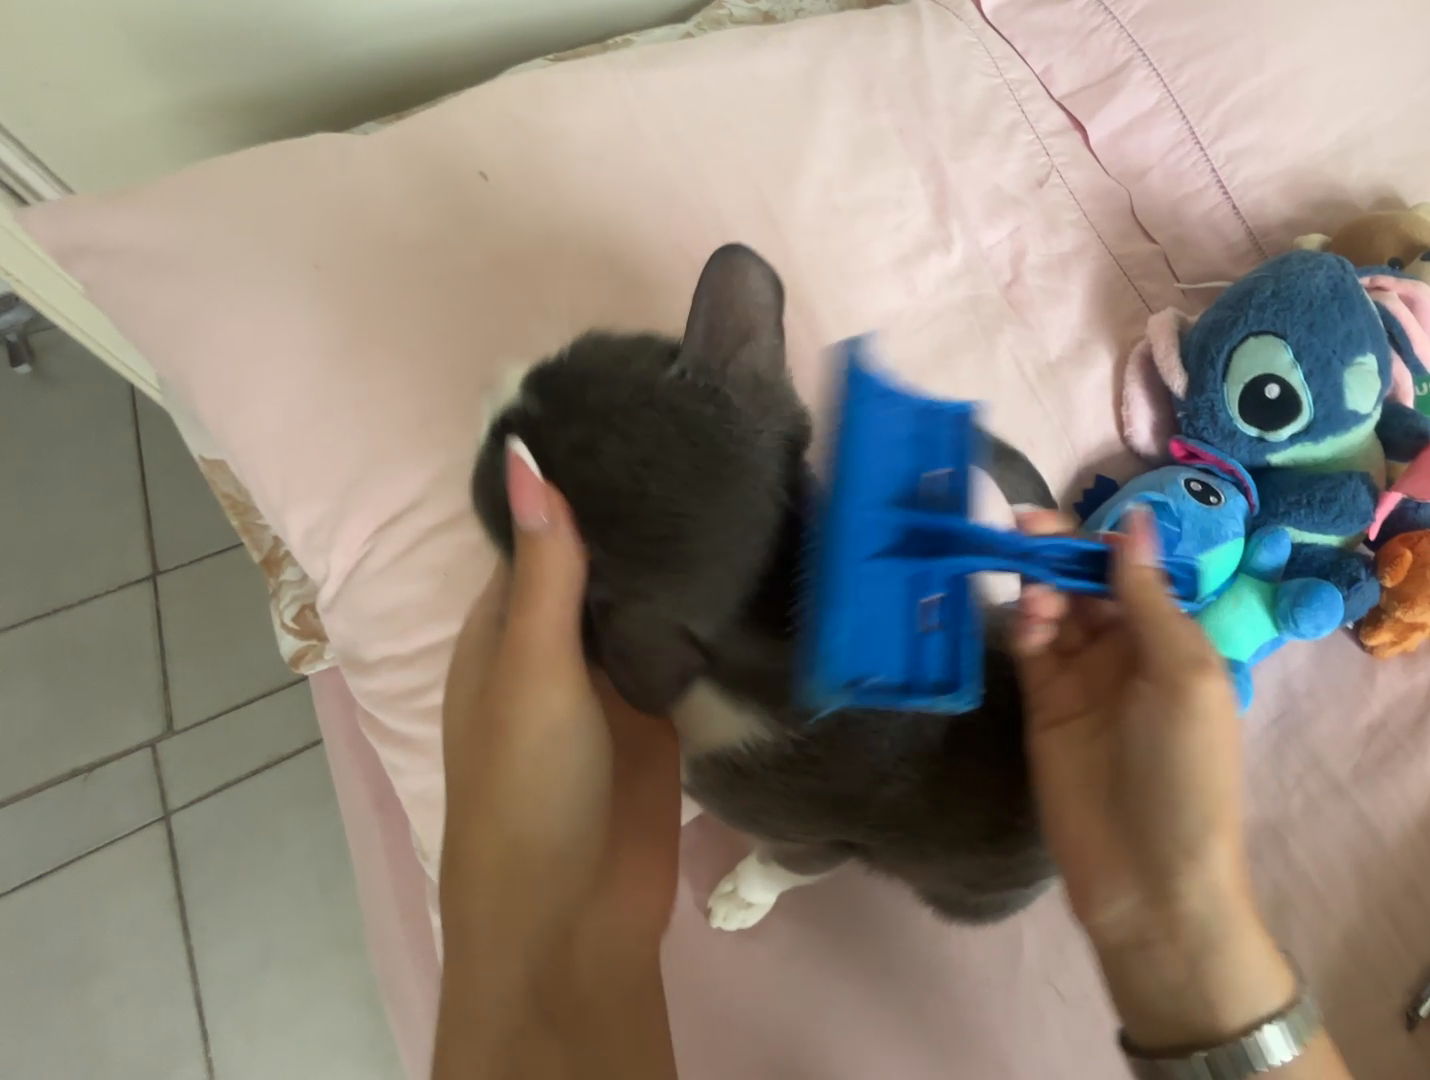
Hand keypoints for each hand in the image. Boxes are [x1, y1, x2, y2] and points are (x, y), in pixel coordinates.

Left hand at [435, 437, 681, 1078]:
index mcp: (510, 626)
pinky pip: (685, 646)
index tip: (637, 422)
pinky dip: (708, 613)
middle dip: (644, 518)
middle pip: (603, 565)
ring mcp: (618, 676)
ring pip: (650, 603)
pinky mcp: (666, 705)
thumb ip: (543, 571)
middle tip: (709, 449)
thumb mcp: (531, 670)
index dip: (580, 482)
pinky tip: (751, 569)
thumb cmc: (532, 785)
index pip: (543, 533)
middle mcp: (563, 643)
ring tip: (740, 491)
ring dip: (680, 564)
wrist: (579, 908)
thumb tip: (527, 455)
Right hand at [1011, 508, 1297, 1051]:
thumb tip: (1136, 519)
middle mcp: (1127, 650)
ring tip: (1038, 606)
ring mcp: (1083, 679)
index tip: (1061, 520)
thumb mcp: (1183, 675)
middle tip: (1023, 532)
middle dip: (1059, 556)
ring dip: (1042, 592)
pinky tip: (1027, 626)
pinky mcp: (1045, 706)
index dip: (1098, 543)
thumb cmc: (1185, 771)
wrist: (1149, 879)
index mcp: (1173, 638)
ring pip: (1055, 611)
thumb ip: (1150, 597)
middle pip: (1087, 585)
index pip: (1130, 571)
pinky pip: (1032, 650)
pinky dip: (1026, 627)